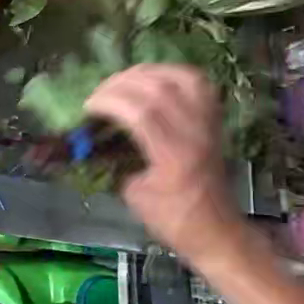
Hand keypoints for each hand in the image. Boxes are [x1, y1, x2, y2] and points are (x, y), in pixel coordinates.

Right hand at [84, 64, 243, 258]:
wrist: (217, 231)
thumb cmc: (173, 220)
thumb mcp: (135, 196)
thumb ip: (119, 162)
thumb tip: (99, 141)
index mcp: (174, 156)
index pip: (141, 112)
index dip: (109, 101)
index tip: (87, 106)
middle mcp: (195, 132)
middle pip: (158, 88)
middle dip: (120, 84)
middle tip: (98, 93)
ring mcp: (208, 122)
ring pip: (178, 78)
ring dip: (144, 73)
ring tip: (120, 81)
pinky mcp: (214, 119)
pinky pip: (197, 82)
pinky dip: (171, 73)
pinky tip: (152, 78)